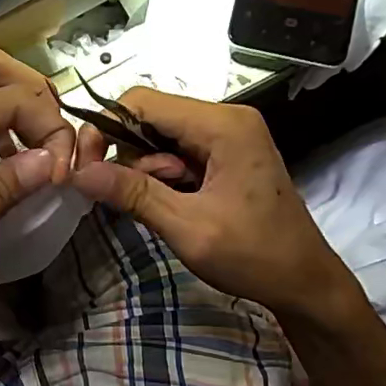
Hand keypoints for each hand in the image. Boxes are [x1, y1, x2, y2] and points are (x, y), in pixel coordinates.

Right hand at [68, 88, 359, 323]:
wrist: (305, 283)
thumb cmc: (253, 256)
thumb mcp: (187, 227)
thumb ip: (133, 194)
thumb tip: (80, 173)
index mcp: (222, 125)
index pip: (142, 102)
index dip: (105, 129)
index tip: (87, 168)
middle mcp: (226, 118)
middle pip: (150, 117)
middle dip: (132, 157)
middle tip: (141, 199)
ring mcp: (228, 134)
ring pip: (160, 137)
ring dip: (150, 171)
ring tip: (170, 207)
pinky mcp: (227, 153)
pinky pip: (178, 152)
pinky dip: (165, 177)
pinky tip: (177, 204)